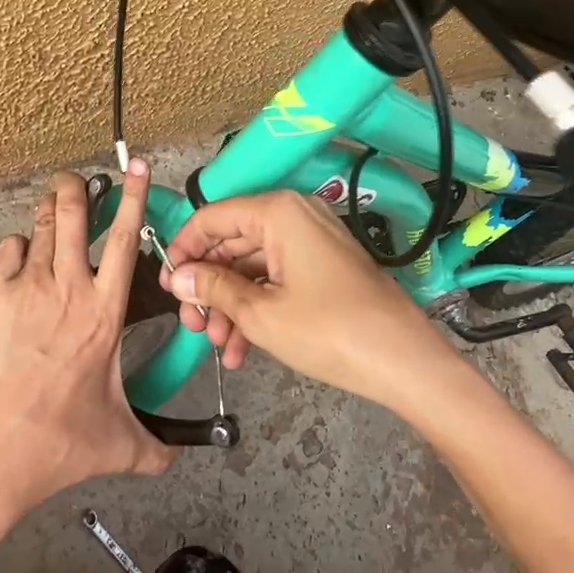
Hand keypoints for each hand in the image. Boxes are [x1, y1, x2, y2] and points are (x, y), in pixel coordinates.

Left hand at [0, 161, 175, 517]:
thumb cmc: (58, 443)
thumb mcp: (119, 445)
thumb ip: (154, 447)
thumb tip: (172, 457)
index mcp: (104, 313)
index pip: (124, 240)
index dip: (132, 197)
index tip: (134, 168)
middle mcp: (68, 290)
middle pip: (72, 214)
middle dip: (75, 187)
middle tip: (77, 180)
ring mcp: (28, 290)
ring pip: (39, 226)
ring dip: (47, 211)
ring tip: (52, 204)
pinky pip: (7, 251)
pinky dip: (16, 245)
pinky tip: (20, 256)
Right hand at [159, 190, 461, 409]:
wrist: (406, 362)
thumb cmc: (330, 331)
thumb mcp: (260, 313)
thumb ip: (213, 288)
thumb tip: (179, 276)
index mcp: (277, 211)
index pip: (212, 216)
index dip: (184, 249)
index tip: (167, 284)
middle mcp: (293, 215)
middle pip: (231, 243)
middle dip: (208, 287)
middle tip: (191, 324)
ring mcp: (311, 240)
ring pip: (252, 266)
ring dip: (231, 305)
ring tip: (217, 347)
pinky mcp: (323, 266)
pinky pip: (277, 277)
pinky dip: (257, 307)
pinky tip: (241, 350)